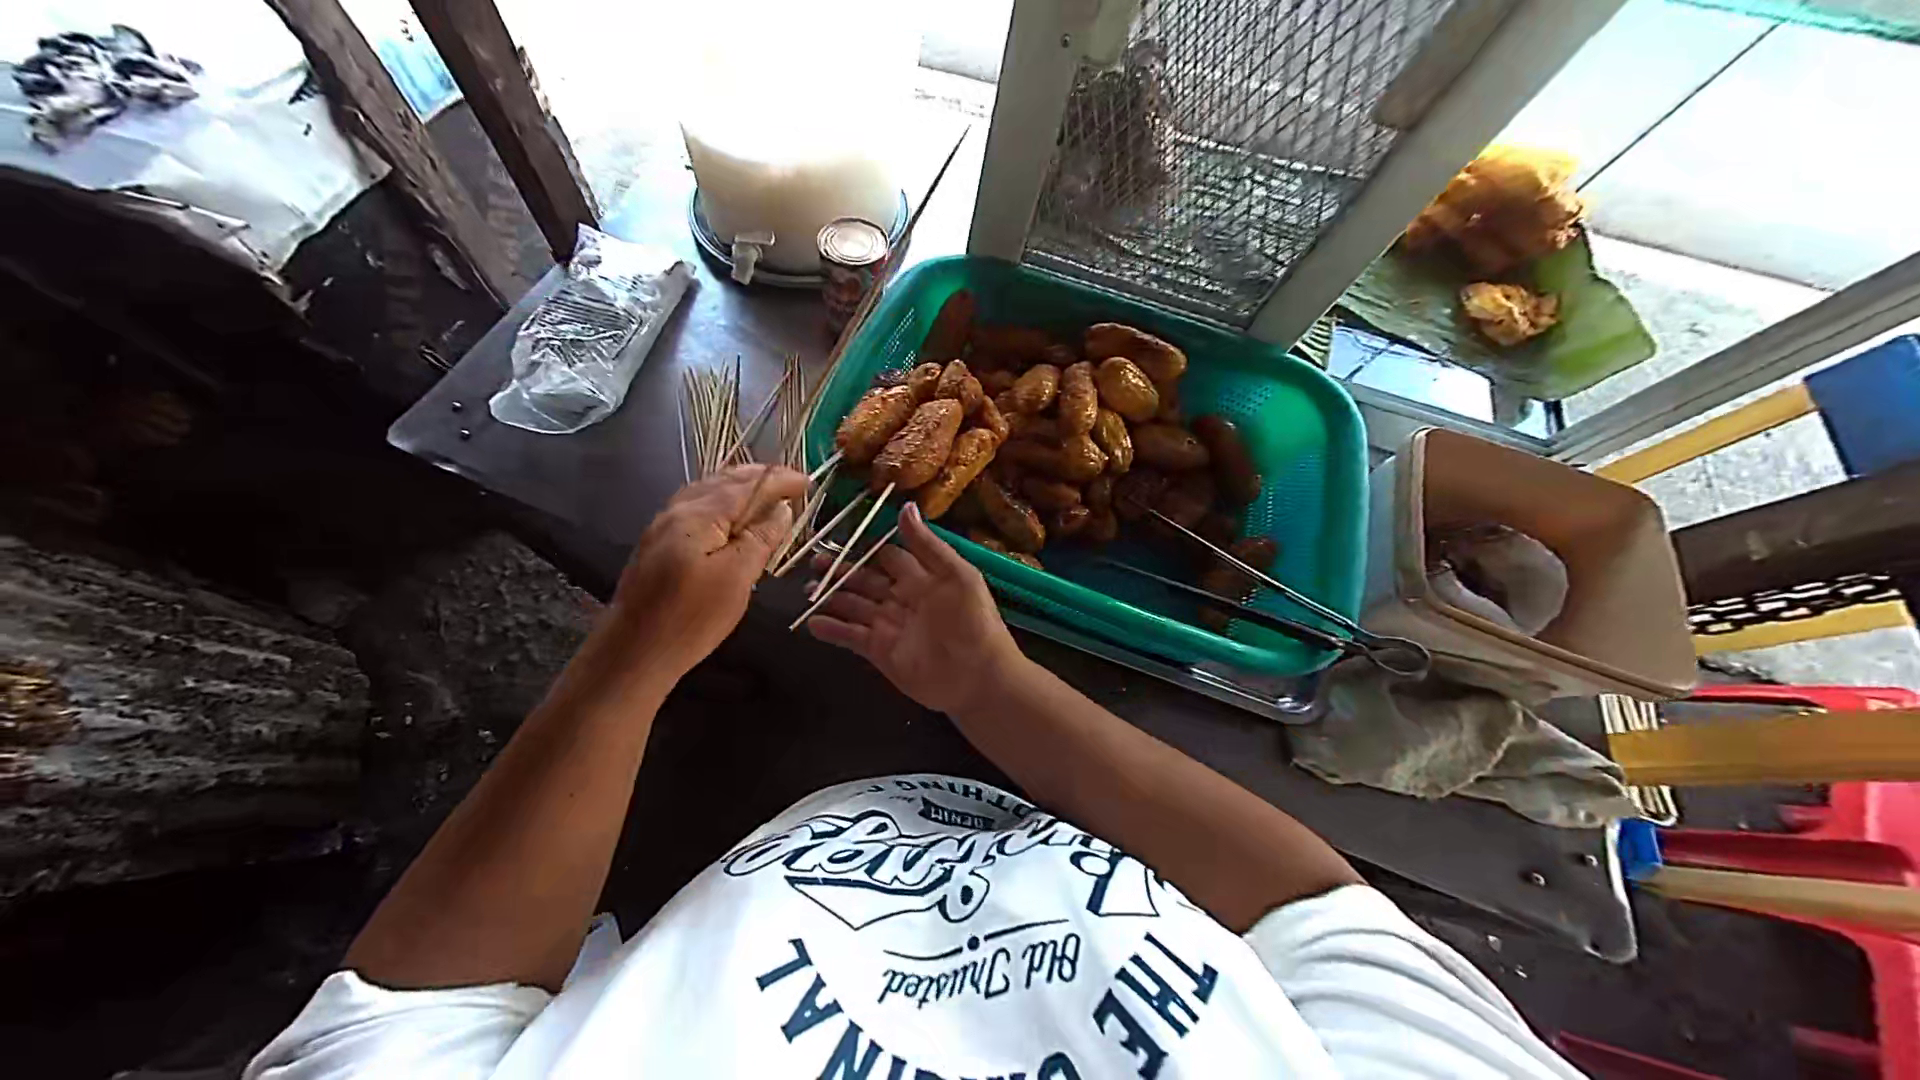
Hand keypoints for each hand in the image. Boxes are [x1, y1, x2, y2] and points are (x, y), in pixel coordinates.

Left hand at [608, 464, 807, 679]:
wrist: (633, 652)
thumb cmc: (690, 618)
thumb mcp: (737, 578)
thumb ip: (760, 539)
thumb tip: (781, 510)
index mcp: (697, 516)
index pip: (746, 485)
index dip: (778, 481)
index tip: (806, 482)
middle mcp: (677, 511)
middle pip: (723, 480)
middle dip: (759, 477)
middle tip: (791, 484)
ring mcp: (663, 526)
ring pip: (707, 491)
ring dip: (740, 486)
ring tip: (767, 494)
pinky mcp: (658, 543)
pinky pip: (697, 506)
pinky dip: (723, 501)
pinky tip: (731, 515)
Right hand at [806, 502, 1027, 715]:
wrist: (978, 677)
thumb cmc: (973, 621)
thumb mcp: (957, 575)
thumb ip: (927, 544)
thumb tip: (905, 506)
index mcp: (921, 577)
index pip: (888, 556)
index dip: (867, 546)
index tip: (842, 535)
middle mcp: (901, 598)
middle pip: (865, 580)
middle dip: (841, 570)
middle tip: (814, 561)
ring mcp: (888, 625)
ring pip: (854, 605)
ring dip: (831, 596)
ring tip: (808, 589)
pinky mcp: (879, 651)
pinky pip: (850, 637)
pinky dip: (832, 629)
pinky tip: (812, 622)